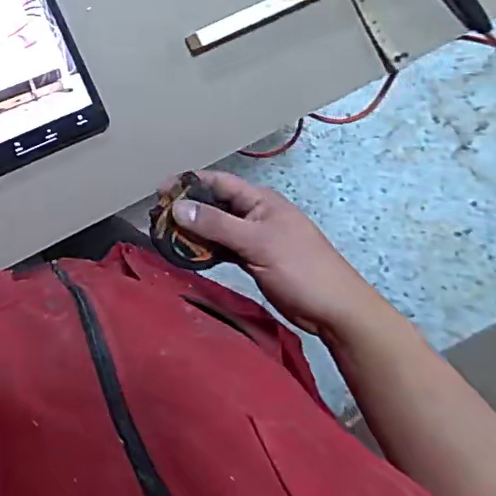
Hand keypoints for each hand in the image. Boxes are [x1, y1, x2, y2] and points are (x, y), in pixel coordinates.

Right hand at [159, 170, 395, 340]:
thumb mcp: (257, 243)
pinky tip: (186, 254)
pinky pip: (221, 247)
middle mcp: (255, 214)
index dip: (189, 183)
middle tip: (157, 217)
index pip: (218, 182)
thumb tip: (177, 206)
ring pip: (215, 227)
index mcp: (261, 201)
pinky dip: (204, 249)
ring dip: (192, 230)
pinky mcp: (253, 259)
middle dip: (186, 208)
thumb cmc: (302, 270)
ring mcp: (254, 238)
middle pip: (214, 204)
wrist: (337, 313)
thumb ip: (216, 224)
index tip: (160, 191)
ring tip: (164, 236)